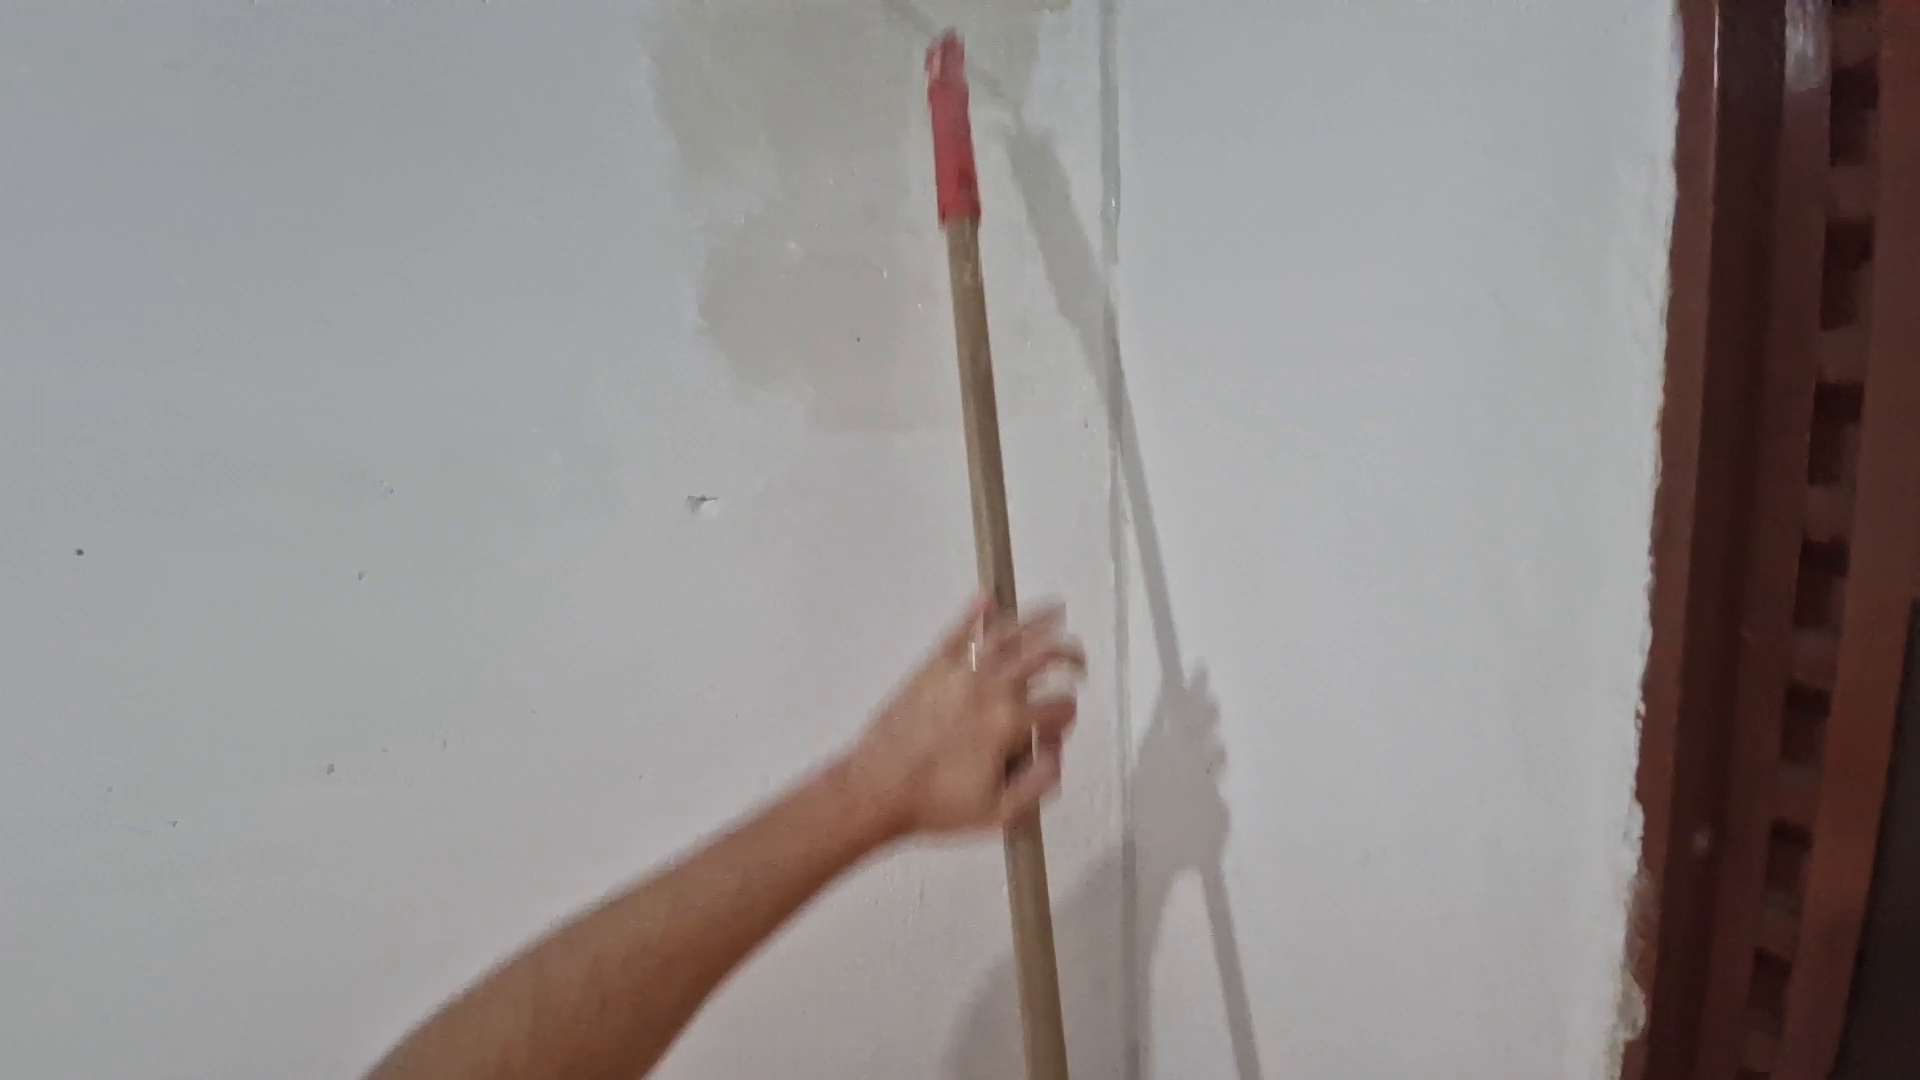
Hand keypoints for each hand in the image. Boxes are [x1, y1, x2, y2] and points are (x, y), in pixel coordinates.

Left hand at [845, 594, 1085, 838]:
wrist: (875, 789)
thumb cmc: (937, 805)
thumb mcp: (999, 813)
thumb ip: (1039, 783)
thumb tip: (1058, 751)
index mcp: (1009, 723)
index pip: (1059, 707)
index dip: (1068, 716)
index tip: (1059, 726)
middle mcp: (990, 687)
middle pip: (1043, 655)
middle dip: (1069, 654)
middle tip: (1079, 661)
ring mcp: (959, 671)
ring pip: (1007, 634)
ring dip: (1037, 619)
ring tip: (1056, 610)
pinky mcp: (932, 665)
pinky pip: (958, 631)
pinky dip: (975, 612)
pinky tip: (988, 596)